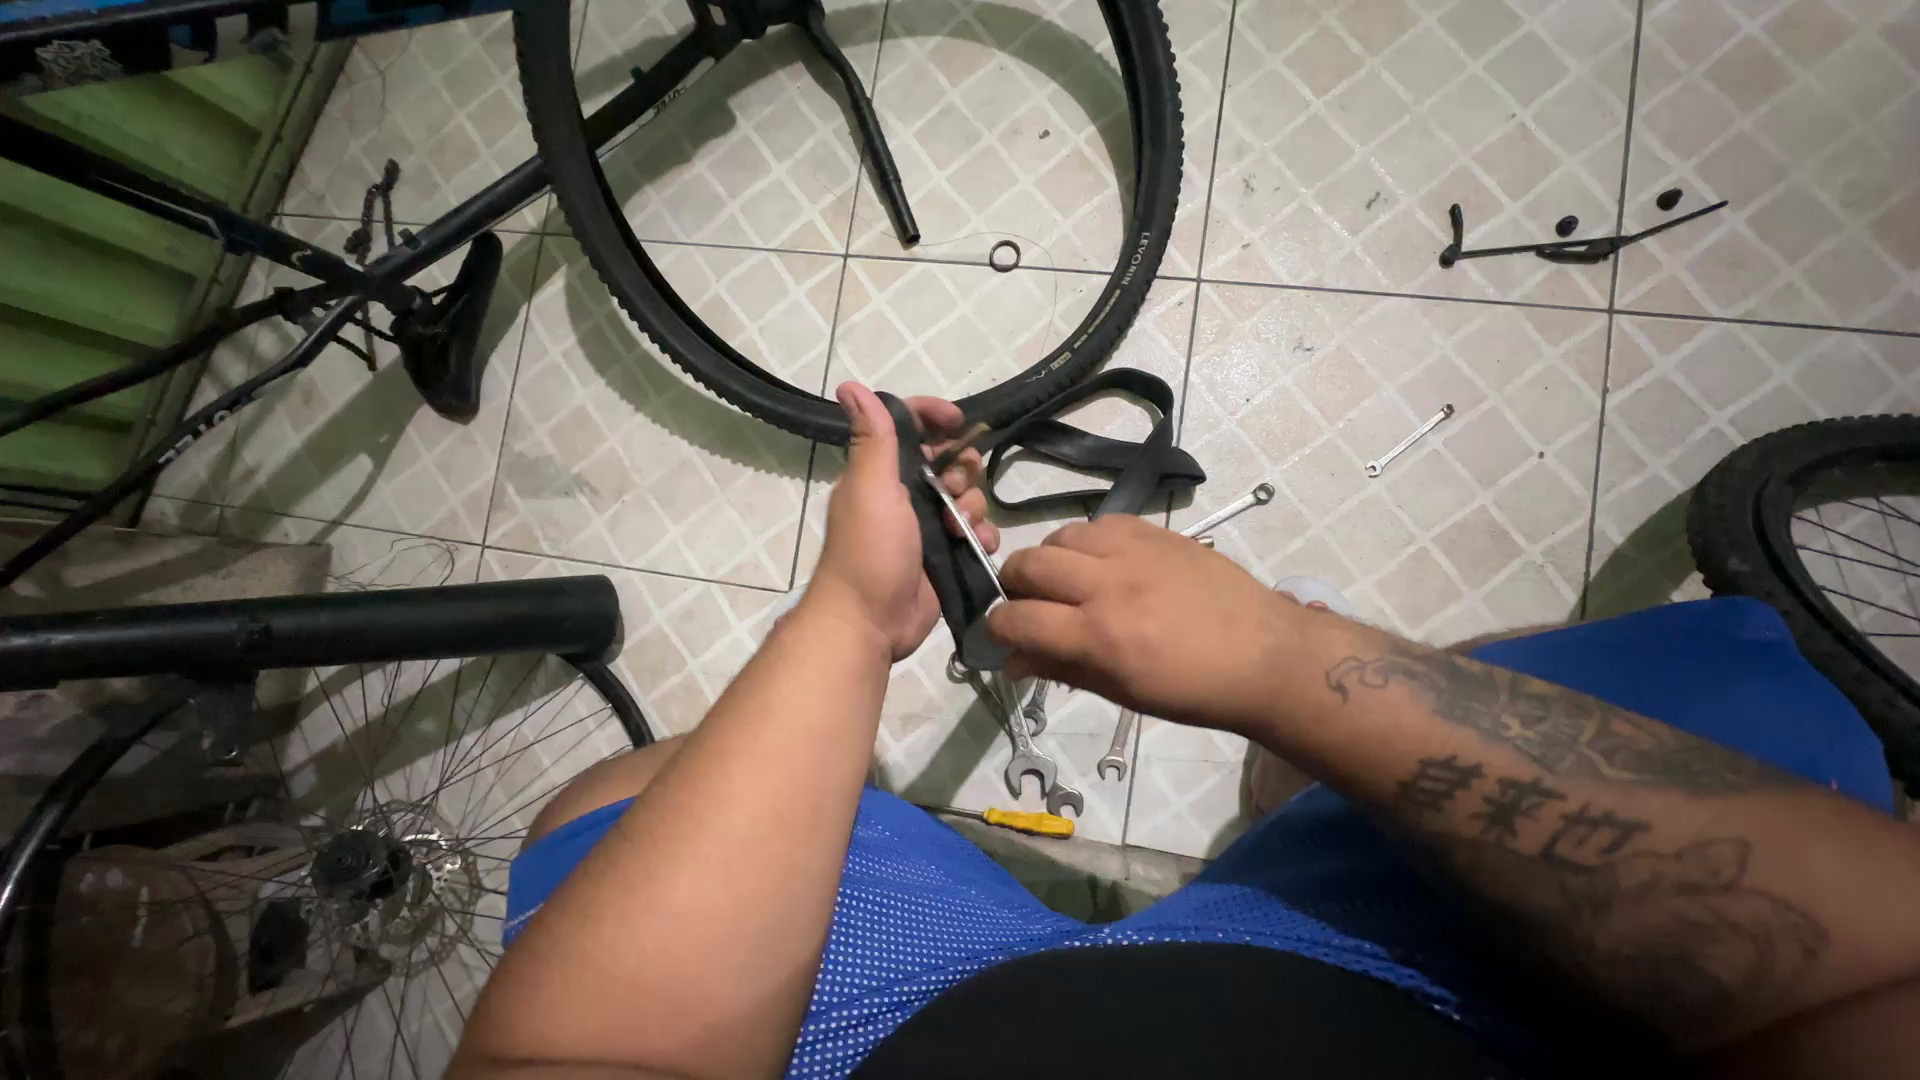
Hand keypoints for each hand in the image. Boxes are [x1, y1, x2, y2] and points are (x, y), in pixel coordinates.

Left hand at [803, 382, 998, 661]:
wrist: (871, 621)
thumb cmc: (868, 551)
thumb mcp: (870, 488)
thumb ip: (872, 439)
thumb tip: (849, 385)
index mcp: (882, 473)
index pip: (911, 428)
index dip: (934, 416)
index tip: (959, 421)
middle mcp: (905, 495)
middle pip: (949, 461)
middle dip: (961, 470)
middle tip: (951, 490)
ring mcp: (927, 527)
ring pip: (967, 497)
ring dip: (972, 507)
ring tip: (960, 528)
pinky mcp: (946, 556)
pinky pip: (977, 533)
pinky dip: (983, 536)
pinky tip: (977, 546)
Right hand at [985, 516, 1332, 734]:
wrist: (1264, 656)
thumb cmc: (1191, 690)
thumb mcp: (1121, 691)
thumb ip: (1061, 668)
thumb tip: (1012, 661)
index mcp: (1098, 636)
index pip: (1016, 619)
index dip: (998, 629)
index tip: (1005, 636)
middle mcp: (1107, 586)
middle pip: (1027, 566)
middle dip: (1014, 586)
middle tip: (1030, 604)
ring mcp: (1132, 552)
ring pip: (1060, 536)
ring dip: (1050, 559)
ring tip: (1068, 580)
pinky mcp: (1155, 532)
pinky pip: (1100, 522)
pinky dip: (1088, 541)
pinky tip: (1103, 561)